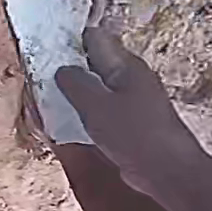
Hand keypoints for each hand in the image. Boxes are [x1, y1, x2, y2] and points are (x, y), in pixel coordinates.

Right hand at [54, 27, 209, 198]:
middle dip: (72, 67)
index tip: (45, 50)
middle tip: (43, 76)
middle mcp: (132, 78)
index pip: (95, 38)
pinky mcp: (134, 123)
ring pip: (100, 87)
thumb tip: (62, 69)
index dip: (70, 40)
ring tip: (53, 99)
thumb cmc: (134, 134)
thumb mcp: (96, 106)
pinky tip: (74, 123)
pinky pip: (105, 109)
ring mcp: (135, 101)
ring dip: (80, 93)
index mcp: (125, 65)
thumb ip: (76, 84)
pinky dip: (89, 113)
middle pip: (97, 62)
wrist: (168, 171)